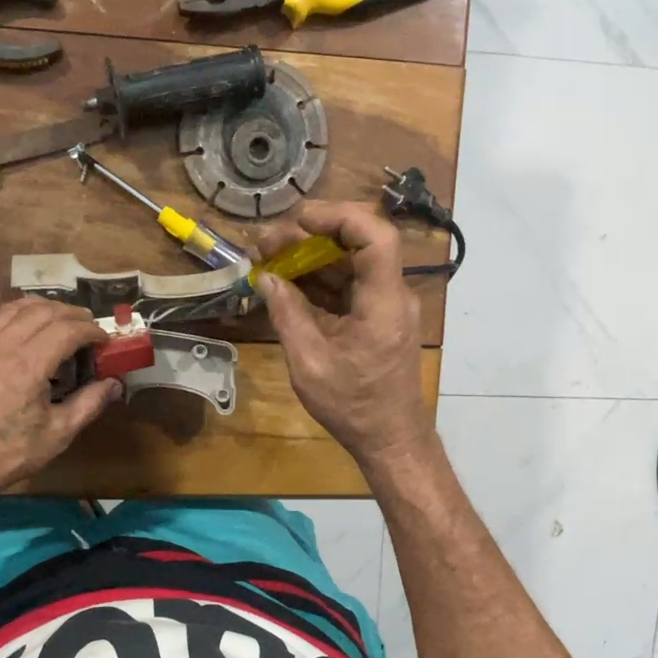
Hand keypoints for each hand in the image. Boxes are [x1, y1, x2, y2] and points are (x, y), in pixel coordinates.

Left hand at [0, 291, 119, 502]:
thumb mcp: (55, 435)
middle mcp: (0, 347)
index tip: (103, 339)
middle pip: (41, 313)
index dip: (90, 330)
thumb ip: (88, 404)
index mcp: (28, 367)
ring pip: (9, 310)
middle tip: (85, 326)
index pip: (67, 331)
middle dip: (70, 315)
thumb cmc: (5, 457)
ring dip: (37, 307)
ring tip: (55, 315)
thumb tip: (113, 384)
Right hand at [255, 201, 433, 468]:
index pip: (376, 237)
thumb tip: (267, 279)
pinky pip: (348, 286)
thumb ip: (288, 315)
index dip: (339, 217)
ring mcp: (385, 306)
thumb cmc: (354, 408)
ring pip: (350, 263)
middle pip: (358, 244)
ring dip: (310, 256)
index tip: (299, 220)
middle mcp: (391, 296)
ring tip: (268, 258)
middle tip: (266, 243)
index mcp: (383, 304)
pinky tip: (286, 281)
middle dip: (311, 235)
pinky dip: (318, 280)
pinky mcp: (376, 318)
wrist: (389, 439)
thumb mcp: (309, 365)